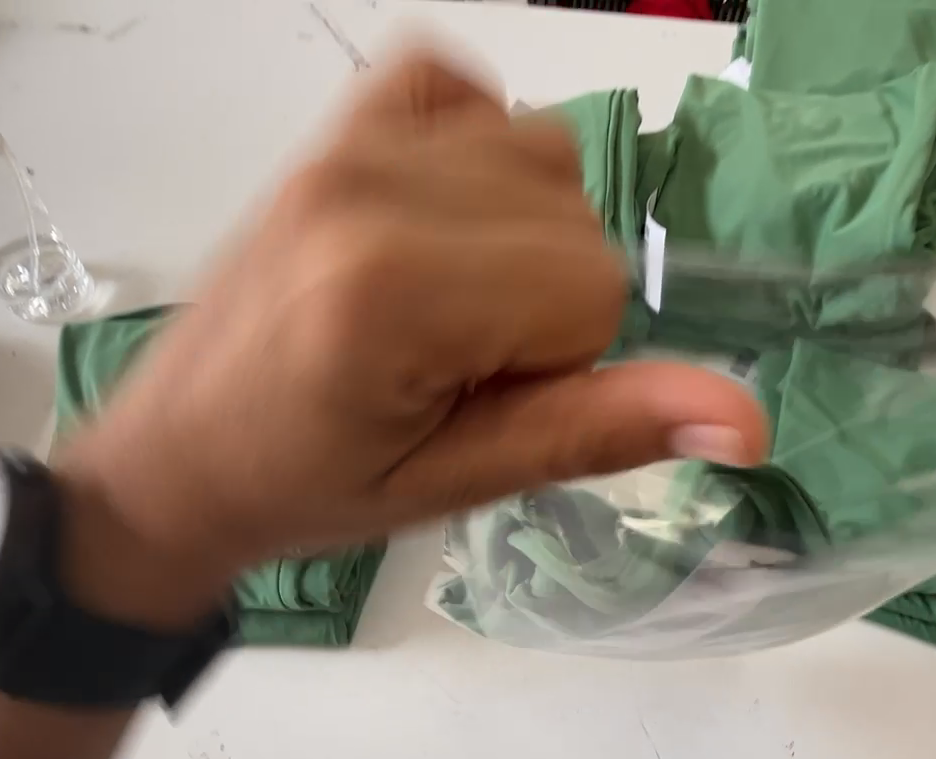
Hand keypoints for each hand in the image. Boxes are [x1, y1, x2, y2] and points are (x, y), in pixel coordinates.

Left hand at [55, 53, 767, 626]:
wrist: (188, 454)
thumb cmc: (314, 487)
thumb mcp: (456, 483)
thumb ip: (595, 432)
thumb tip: (747, 420)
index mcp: (396, 289)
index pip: (592, 293)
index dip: (557, 367)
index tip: (479, 401)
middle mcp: (375, 183)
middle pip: (578, 221)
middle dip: (543, 312)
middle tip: (452, 367)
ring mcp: (351, 136)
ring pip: (546, 160)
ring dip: (523, 244)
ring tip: (438, 311)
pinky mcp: (341, 120)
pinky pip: (469, 94)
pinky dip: (484, 162)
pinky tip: (439, 233)